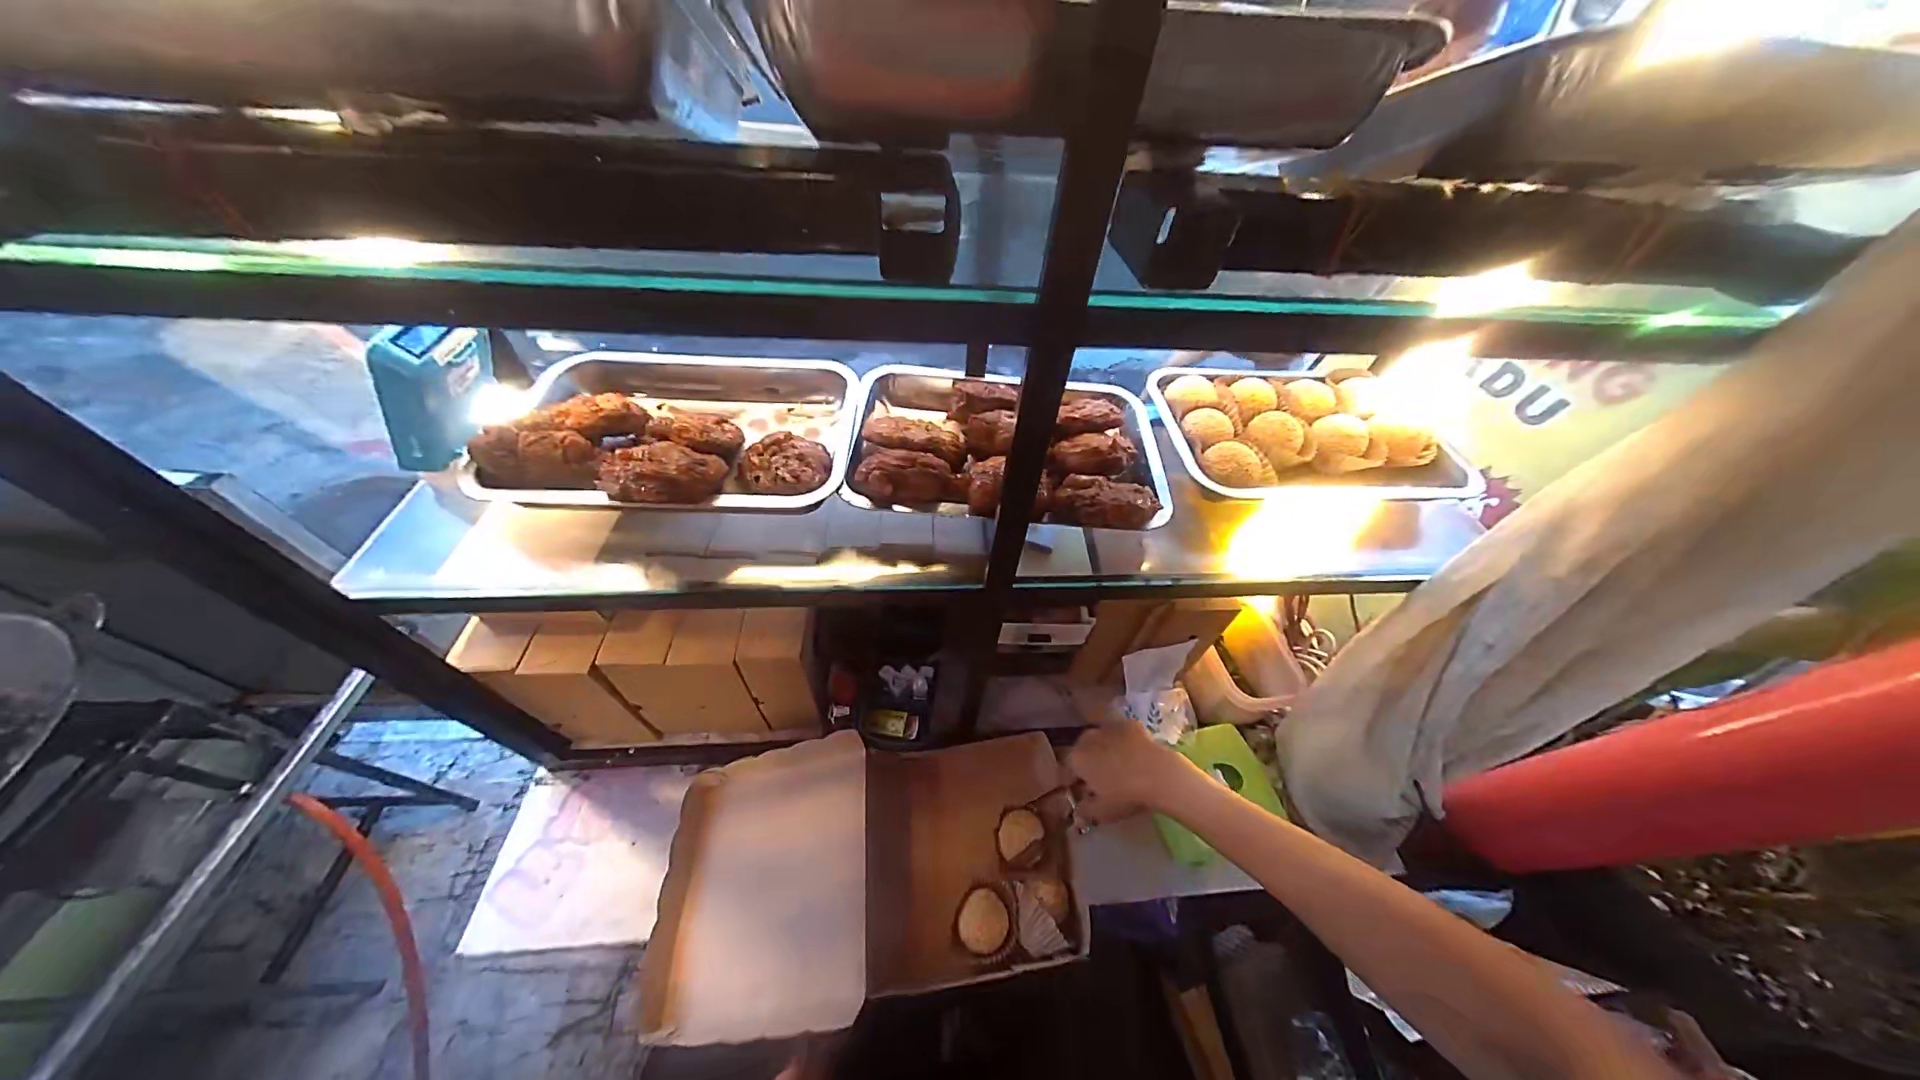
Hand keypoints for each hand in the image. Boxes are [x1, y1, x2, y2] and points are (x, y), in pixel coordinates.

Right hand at [1064, 720, 1199, 823]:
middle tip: (1101, 781)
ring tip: (1118, 767)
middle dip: (1088, 764)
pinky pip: (1120, 735)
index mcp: (1076, 759)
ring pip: (1100, 740)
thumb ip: (1084, 812)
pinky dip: (1123, 743)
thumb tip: (1077, 813)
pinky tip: (1134, 756)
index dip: (1073, 783)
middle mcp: (1087, 738)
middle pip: (1082, 752)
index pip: (1066, 771)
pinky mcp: (1129, 724)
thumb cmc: (1125, 795)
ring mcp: (1109, 728)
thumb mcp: (1102, 812)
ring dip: (1104, 751)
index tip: (1083, 793)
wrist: (1159, 774)